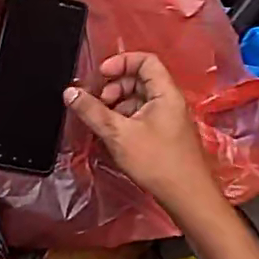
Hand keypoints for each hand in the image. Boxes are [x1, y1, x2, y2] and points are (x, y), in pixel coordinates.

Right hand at [63, 52, 223, 219]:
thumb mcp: (118, 134)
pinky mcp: (165, 133)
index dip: (121, 62)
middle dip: (114, 86)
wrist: (188, 198)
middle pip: (139, 78)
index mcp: (165, 93)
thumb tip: (70, 92)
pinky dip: (125, 117)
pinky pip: (142, 114)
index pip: (145, 60)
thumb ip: (92, 111)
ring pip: (139, 97)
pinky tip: (113, 133)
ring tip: (102, 119)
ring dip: (117, 103)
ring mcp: (169, 117)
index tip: (100, 75)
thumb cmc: (157, 163)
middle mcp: (170, 101)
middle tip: (98, 101)